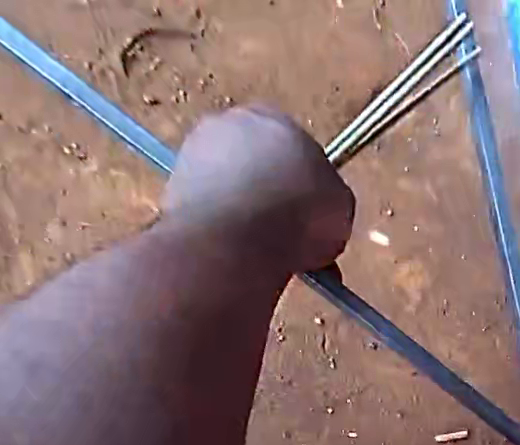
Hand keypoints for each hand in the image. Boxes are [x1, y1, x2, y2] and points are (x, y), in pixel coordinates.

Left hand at [162, 106, 355, 272]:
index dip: (312, 186)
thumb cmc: (301, 214)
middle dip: (278, 192)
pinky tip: (244, 246)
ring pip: (238, 181)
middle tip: (295, 233)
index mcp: (280, 121)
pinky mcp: (178, 174)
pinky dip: (229, 220)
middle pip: (265, 161)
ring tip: (271, 248)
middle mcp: (234, 120)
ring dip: (253, 208)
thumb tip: (323, 207)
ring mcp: (200, 144)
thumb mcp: (342, 207)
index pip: (302, 151)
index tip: (317, 215)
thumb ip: (332, 197)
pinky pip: (216, 199)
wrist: (239, 234)